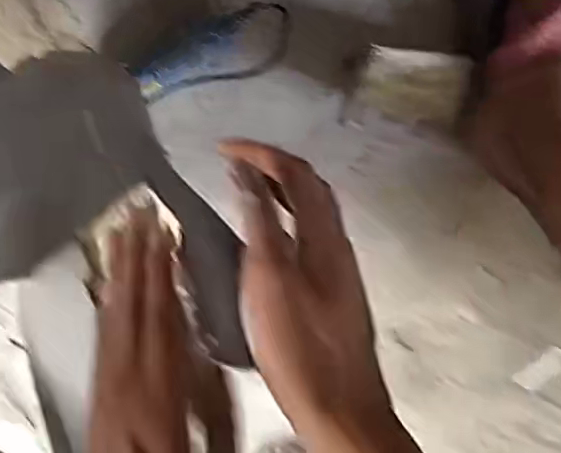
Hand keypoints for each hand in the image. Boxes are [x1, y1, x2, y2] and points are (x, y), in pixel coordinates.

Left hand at [89, 207, 191, 452]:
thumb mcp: (210, 445)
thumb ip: (213, 400)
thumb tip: (213, 351)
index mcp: (157, 385)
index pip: (160, 314)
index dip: (160, 268)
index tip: (163, 230)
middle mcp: (124, 369)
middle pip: (131, 299)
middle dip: (136, 251)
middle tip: (138, 208)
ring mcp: (105, 370)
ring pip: (112, 305)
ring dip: (117, 263)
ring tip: (120, 225)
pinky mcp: (96, 377)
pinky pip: (102, 325)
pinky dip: (107, 292)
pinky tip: (108, 276)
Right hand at [219, 140, 416, 452]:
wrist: (339, 411)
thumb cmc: (296, 343)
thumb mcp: (267, 275)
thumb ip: (258, 219)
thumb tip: (244, 172)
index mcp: (323, 239)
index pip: (295, 173)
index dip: (258, 152)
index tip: (221, 149)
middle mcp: (335, 246)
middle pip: (310, 185)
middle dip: (269, 161)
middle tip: (231, 158)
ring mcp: (337, 267)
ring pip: (311, 206)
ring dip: (276, 184)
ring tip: (238, 181)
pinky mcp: (330, 286)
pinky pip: (307, 228)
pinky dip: (281, 209)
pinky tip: (259, 224)